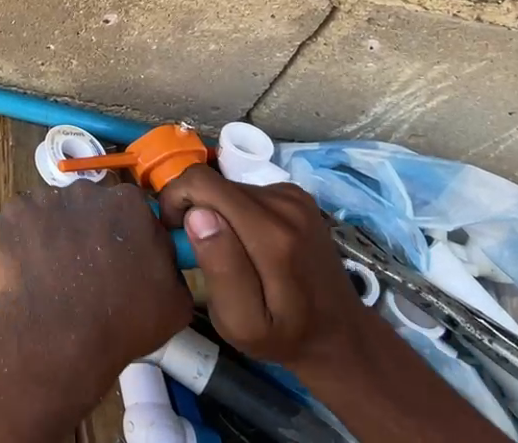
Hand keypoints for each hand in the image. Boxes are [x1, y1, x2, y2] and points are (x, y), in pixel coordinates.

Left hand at [0, 180, 192, 372]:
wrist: (59, 336)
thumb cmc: (123, 320)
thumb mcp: (174, 298)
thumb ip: (166, 261)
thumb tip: (154, 251)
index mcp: (126, 203)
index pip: (126, 208)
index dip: (121, 233)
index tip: (117, 258)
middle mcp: (79, 191)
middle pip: (83, 206)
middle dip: (82, 231)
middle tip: (82, 271)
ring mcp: (35, 201)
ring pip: (45, 216)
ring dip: (47, 238)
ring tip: (50, 278)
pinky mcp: (3, 219)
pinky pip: (13, 231)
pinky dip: (16, 250)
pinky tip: (24, 279)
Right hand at [158, 166, 371, 372]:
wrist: (340, 336)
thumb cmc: (282, 336)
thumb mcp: (240, 322)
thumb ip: (219, 268)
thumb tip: (197, 215)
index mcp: (270, 234)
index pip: (201, 182)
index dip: (176, 199)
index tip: (177, 232)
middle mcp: (285, 205)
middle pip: (213, 183)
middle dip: (195, 208)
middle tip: (199, 248)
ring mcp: (295, 197)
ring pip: (228, 185)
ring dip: (216, 211)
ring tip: (227, 250)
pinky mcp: (297, 196)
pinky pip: (246, 190)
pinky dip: (235, 210)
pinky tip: (246, 242)